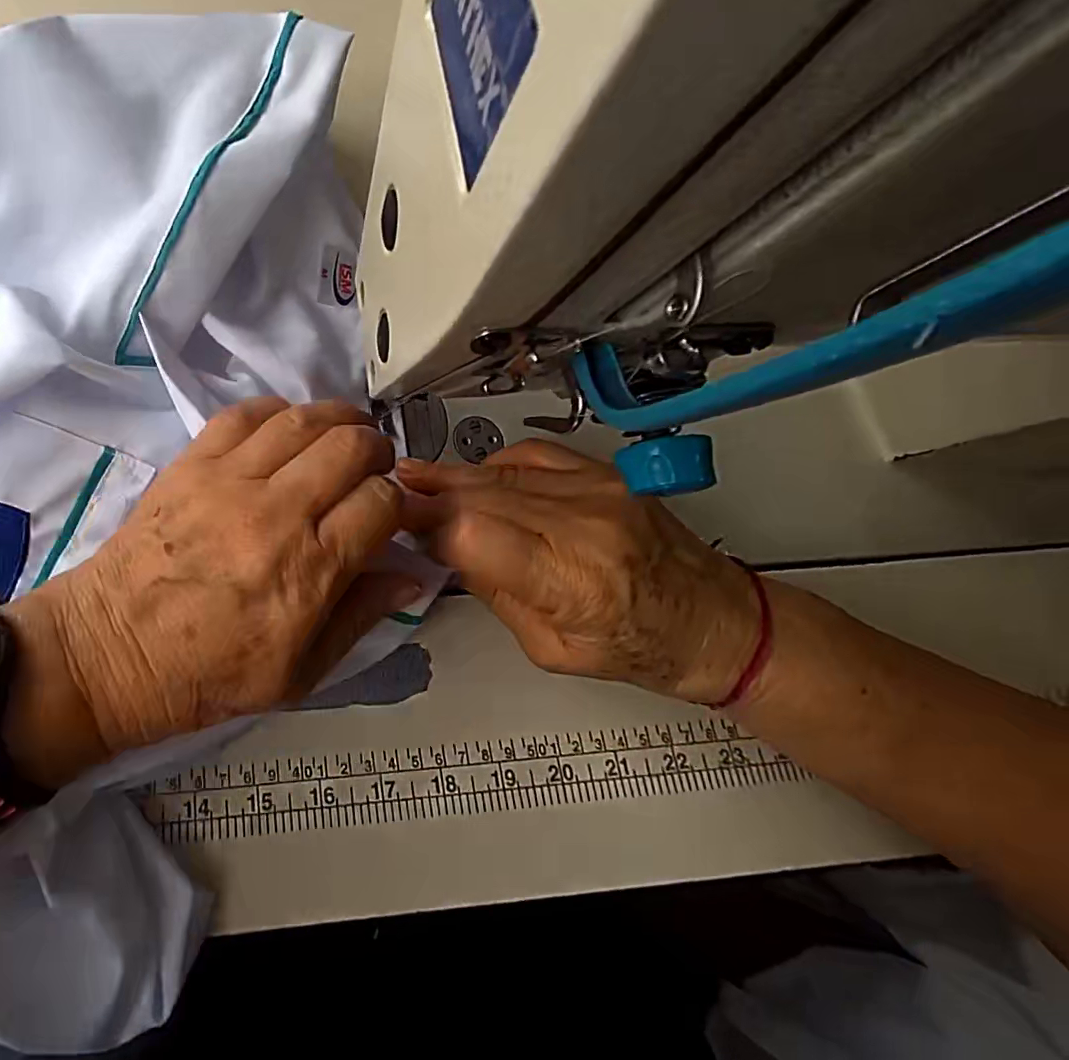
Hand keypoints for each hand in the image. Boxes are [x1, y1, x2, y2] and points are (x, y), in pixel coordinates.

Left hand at [1, 398, 422, 782]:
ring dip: (335, 421)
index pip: (383, 502)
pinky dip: (275, 413)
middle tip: (371, 473)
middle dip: (376, 453)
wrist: (113, 650)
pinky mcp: (187, 467)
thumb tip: (412, 573)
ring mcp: (226, 481)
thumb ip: (359, 616)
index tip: (398, 514)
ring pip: (302, 419)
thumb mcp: (297, 674)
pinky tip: (284, 431)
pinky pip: (241, 415)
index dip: (402, 502)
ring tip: (339, 441)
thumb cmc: (205, 675)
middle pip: (350, 446)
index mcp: (310, 567)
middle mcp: (274, 512)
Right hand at [395, 440, 759, 705]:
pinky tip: (470, 476)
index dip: (421, 525)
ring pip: (495, 472)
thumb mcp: (547, 648)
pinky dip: (489, 464)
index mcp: (568, 579)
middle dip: (423, 497)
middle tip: (383, 498)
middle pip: (475, 496)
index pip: (468, 532)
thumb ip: (492, 592)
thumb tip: (445, 551)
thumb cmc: (638, 648)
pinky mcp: (604, 476)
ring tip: (409, 479)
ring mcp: (597, 491)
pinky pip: (528, 455)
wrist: (719, 623)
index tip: (391, 527)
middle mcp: (583, 525)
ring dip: (446, 477)